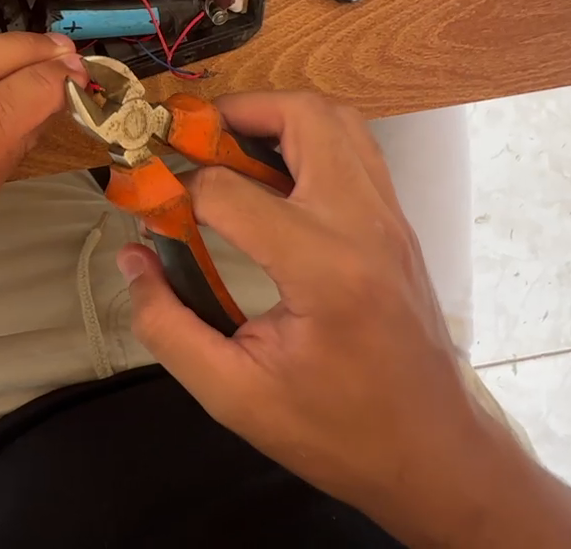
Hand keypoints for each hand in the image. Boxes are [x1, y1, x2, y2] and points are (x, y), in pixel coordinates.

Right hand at [117, 92, 513, 531]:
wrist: (438, 457)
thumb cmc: (338, 432)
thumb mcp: (233, 394)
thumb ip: (165, 324)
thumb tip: (132, 258)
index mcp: (325, 270)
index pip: (230, 192)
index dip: (176, 192)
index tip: (152, 212)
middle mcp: (365, 225)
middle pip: (303, 116)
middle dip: (234, 112)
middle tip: (190, 140)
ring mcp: (389, 218)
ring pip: (335, 118)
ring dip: (273, 116)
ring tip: (226, 148)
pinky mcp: (395, 222)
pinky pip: (350, 146)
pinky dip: (302, 138)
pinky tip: (267, 176)